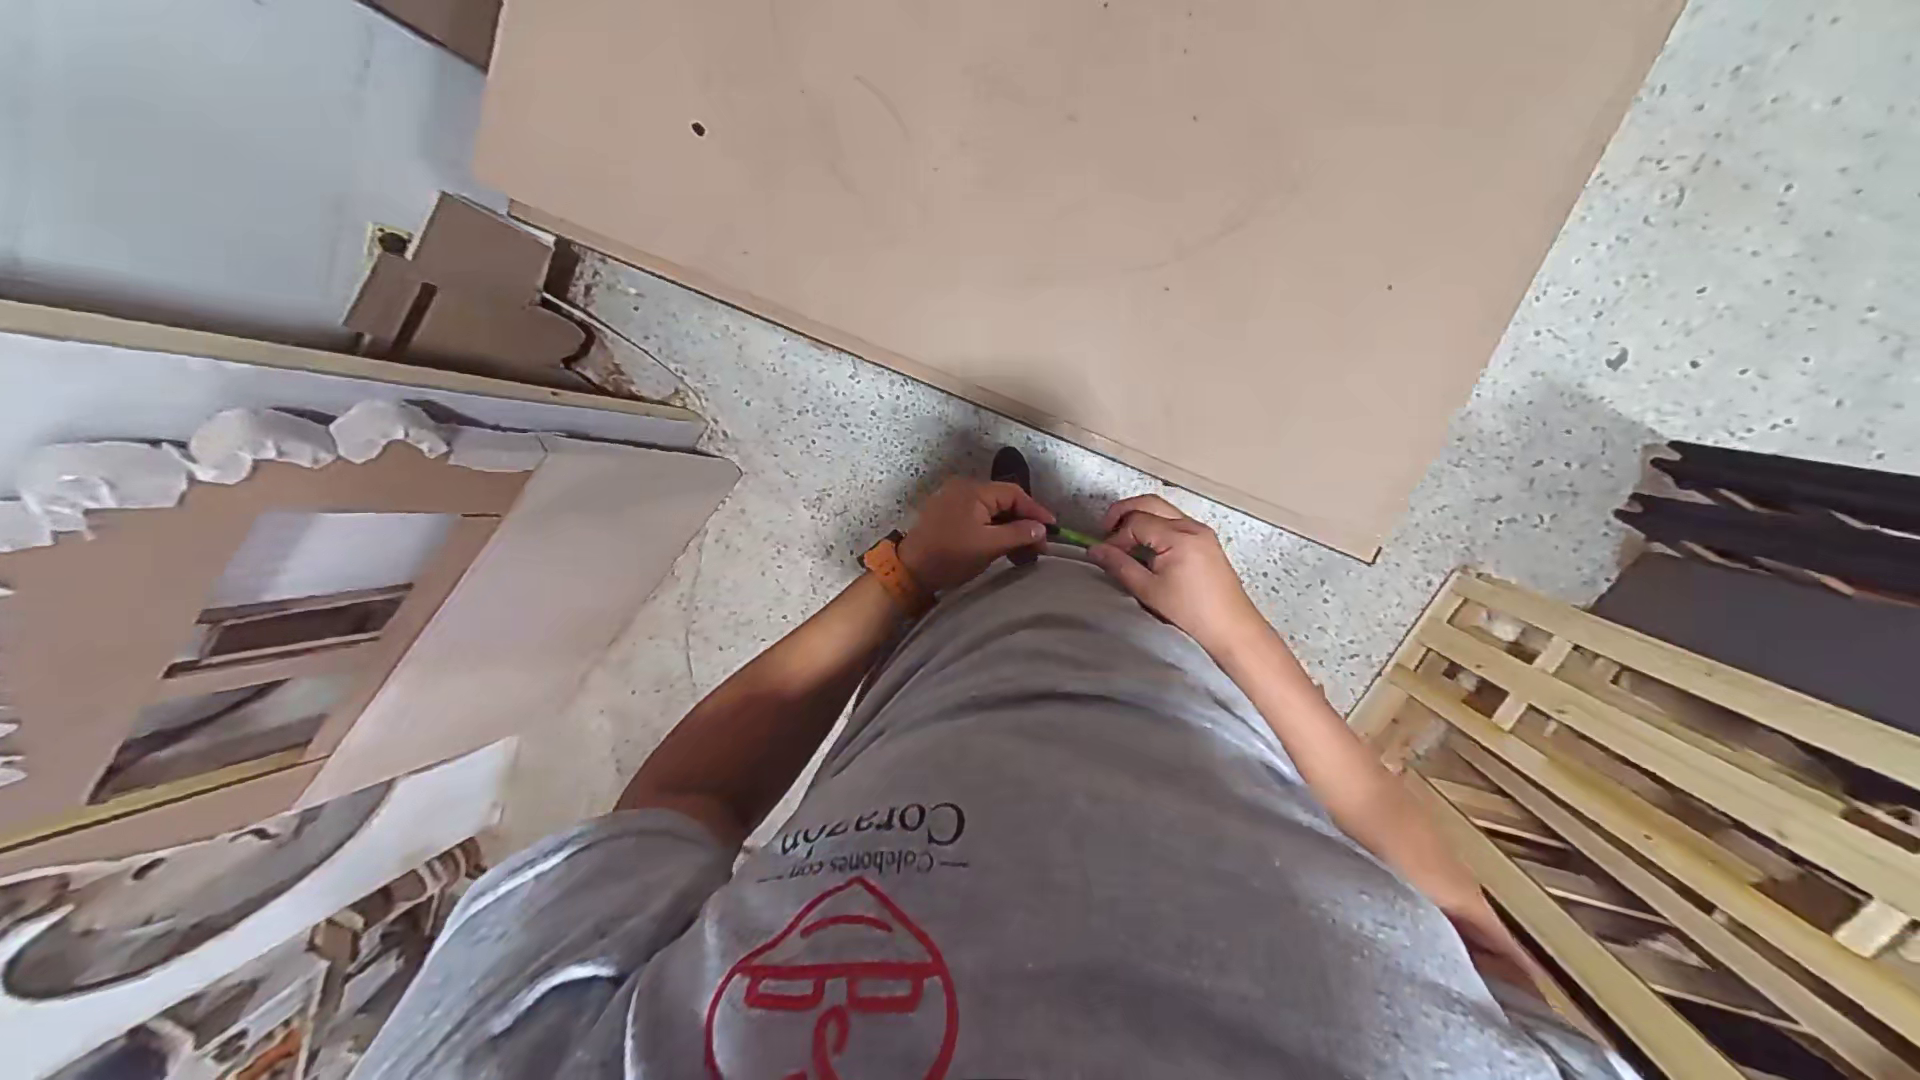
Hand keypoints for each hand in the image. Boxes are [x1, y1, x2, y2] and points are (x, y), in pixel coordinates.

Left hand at [897, 478, 1055, 591]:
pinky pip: (978, 516)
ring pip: (991, 510)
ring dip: (1009, 527)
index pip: (1014, 494)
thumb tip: (1041, 529)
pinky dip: (994, 529)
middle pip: (1003, 500)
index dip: (1035, 511)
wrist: (910, 570)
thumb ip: (1018, 534)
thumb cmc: (950, 556)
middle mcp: (963, 488)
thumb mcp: (988, 546)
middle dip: (1023, 521)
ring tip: (1025, 547)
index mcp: (973, 490)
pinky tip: (1004, 545)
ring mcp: (953, 500)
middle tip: (1040, 542)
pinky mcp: (947, 514)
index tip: (1052, 529)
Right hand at [1086, 494, 1269, 654]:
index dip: (1116, 535)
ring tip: (1124, 540)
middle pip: (1150, 503)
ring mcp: (1202, 532)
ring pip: (1163, 510)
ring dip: (1140, 517)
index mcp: (1179, 537)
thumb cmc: (1190, 612)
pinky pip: (1175, 522)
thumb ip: (1120, 565)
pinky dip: (1155, 526)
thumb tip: (1095, 550)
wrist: (1232, 628)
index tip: (1107, 554)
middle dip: (1124, 512)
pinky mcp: (1206, 541)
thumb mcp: (1148, 590)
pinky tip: (1146, 547)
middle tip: (1106, 530)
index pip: (1136, 520)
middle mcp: (1192, 527)